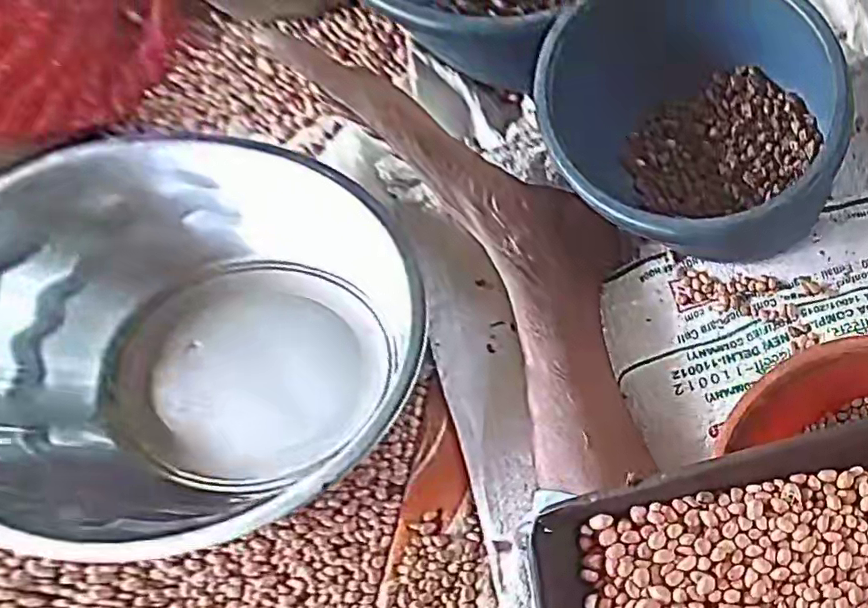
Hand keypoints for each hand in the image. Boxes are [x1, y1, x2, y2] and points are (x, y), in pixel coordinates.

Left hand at [255, 30, 621, 282]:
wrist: (558, 306)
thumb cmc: (562, 264)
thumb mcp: (578, 204)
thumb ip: (576, 164)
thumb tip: (584, 137)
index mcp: (459, 173)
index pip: (387, 113)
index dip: (335, 75)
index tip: (282, 41)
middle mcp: (443, 179)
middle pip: (376, 119)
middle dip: (335, 79)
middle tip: (291, 42)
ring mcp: (450, 192)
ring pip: (392, 135)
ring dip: (363, 101)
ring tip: (332, 70)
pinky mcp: (464, 204)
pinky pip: (415, 152)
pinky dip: (393, 125)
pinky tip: (395, 118)